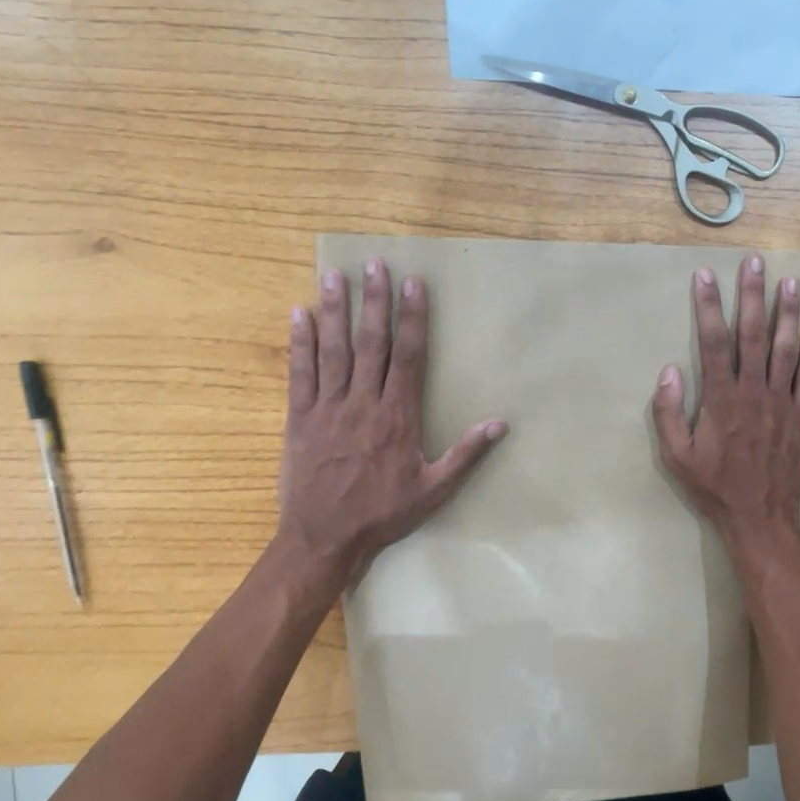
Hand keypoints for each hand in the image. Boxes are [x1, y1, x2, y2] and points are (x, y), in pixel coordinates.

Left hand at [279, 261, 505, 577]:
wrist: (326, 537)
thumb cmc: (385, 514)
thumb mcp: (435, 489)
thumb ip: (467, 453)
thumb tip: (501, 423)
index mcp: (398, 415)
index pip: (409, 355)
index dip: (412, 317)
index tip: (412, 284)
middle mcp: (364, 402)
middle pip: (371, 342)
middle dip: (373, 300)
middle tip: (373, 263)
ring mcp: (328, 408)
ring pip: (333, 350)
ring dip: (334, 310)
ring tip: (334, 275)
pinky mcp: (299, 418)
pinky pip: (299, 373)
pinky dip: (299, 343)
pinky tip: (298, 314)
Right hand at [652, 255, 799, 541]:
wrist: (761, 517)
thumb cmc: (715, 487)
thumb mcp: (676, 457)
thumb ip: (667, 412)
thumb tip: (668, 370)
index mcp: (721, 399)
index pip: (713, 342)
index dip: (708, 306)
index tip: (705, 276)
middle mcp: (754, 392)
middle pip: (753, 335)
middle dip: (753, 295)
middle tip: (755, 262)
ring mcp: (783, 402)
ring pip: (786, 349)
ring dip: (788, 313)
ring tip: (791, 281)